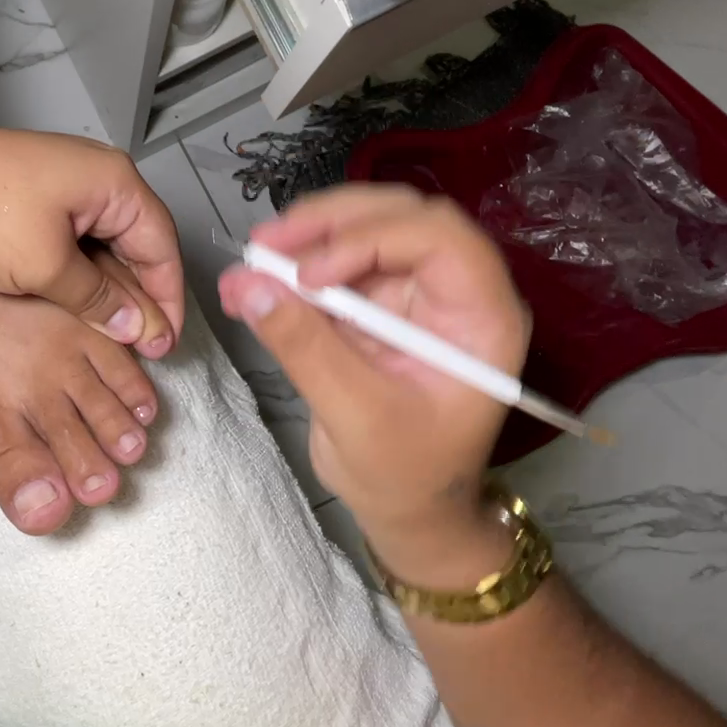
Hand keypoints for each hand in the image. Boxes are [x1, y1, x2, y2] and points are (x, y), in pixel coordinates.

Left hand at [0, 126, 183, 349]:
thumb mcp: (46, 267)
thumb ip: (97, 299)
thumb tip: (131, 324)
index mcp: (111, 179)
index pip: (160, 244)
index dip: (167, 299)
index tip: (165, 340)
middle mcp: (93, 174)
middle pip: (136, 243)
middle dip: (141, 296)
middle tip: (144, 344)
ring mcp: (61, 184)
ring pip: (104, 245)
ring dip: (110, 288)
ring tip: (112, 331)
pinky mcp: (34, 197)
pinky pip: (74, 240)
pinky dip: (81, 273)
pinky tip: (79, 304)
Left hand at [0, 276, 159, 533]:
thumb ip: (7, 456)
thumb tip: (40, 512)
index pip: (8, 457)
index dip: (29, 487)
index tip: (51, 510)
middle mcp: (27, 381)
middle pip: (61, 435)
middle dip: (84, 465)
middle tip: (102, 488)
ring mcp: (60, 352)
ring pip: (96, 401)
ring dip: (115, 429)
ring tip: (129, 450)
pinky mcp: (85, 327)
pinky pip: (119, 361)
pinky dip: (135, 388)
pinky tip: (144, 410)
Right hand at [217, 186, 528, 540]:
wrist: (405, 508)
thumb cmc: (406, 473)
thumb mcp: (357, 415)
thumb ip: (305, 347)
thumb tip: (247, 285)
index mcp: (479, 316)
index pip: (438, 239)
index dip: (371, 239)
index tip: (310, 276)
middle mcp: (450, 293)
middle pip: (399, 218)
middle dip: (330, 223)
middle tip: (266, 243)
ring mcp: (409, 297)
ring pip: (360, 234)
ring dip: (302, 241)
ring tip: (250, 261)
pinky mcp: (371, 309)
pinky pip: (330, 272)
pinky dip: (288, 273)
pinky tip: (248, 285)